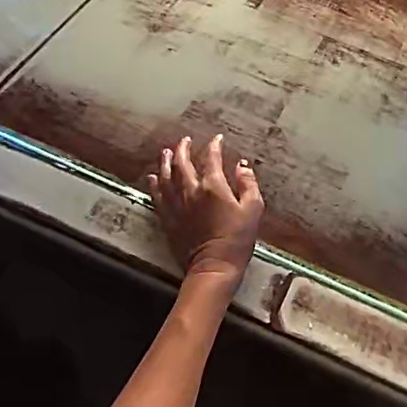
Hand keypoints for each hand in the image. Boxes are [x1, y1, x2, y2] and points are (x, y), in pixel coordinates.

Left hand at [144, 134, 263, 299]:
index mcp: (213, 186)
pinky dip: (155, 185)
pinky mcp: (168, 220)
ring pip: (167, 177)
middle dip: (184, 149)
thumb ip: (248, 184)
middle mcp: (191, 191)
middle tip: (184, 141)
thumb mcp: (253, 209)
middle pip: (183, 164)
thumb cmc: (238, 238)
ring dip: (166, 163)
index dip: (214, 146)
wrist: (214, 266)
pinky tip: (153, 178)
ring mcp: (177, 205)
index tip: (217, 140)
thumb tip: (242, 166)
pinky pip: (158, 196)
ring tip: (166, 153)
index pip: (212, 159)